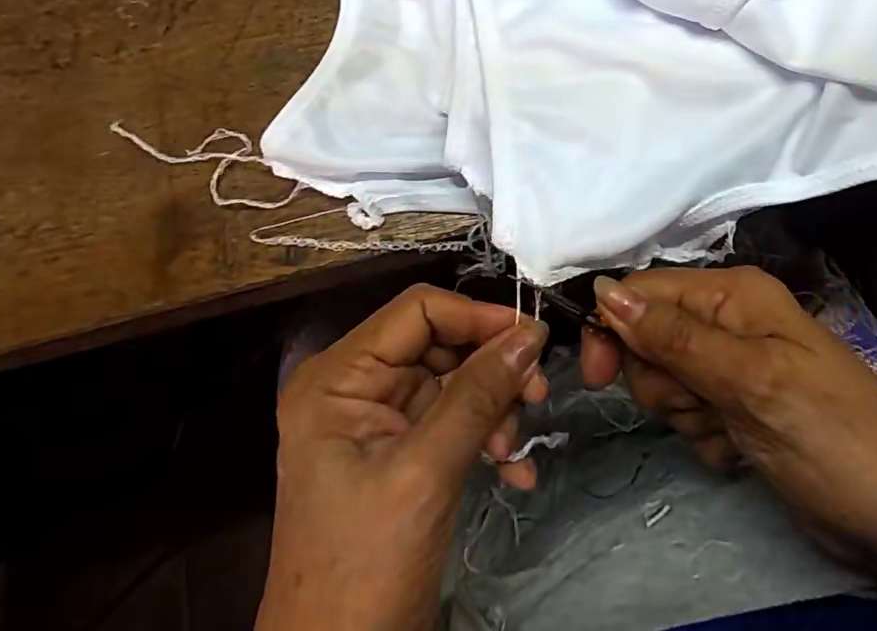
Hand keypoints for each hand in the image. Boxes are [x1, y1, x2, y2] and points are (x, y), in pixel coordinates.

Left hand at [257, 284, 550, 630]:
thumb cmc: (366, 565)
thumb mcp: (427, 470)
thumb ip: (480, 393)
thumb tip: (533, 332)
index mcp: (339, 378)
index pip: (419, 311)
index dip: (477, 316)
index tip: (532, 339)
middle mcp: (357, 387)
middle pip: (443, 343)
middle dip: (493, 369)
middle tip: (537, 396)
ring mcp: (381, 420)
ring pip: (458, 380)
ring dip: (497, 407)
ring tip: (516, 448)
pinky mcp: (405, 451)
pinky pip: (459, 419)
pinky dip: (490, 436)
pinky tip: (515, 472)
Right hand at [579, 266, 876, 607]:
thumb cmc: (835, 437)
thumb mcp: (751, 381)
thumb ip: (676, 337)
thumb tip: (605, 290)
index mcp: (735, 295)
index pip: (647, 291)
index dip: (616, 327)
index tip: (598, 374)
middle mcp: (731, 323)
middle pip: (650, 338)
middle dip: (662, 380)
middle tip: (703, 405)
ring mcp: (735, 370)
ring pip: (666, 382)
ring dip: (686, 414)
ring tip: (734, 431)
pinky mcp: (739, 412)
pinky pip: (690, 418)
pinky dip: (706, 438)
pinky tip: (743, 453)